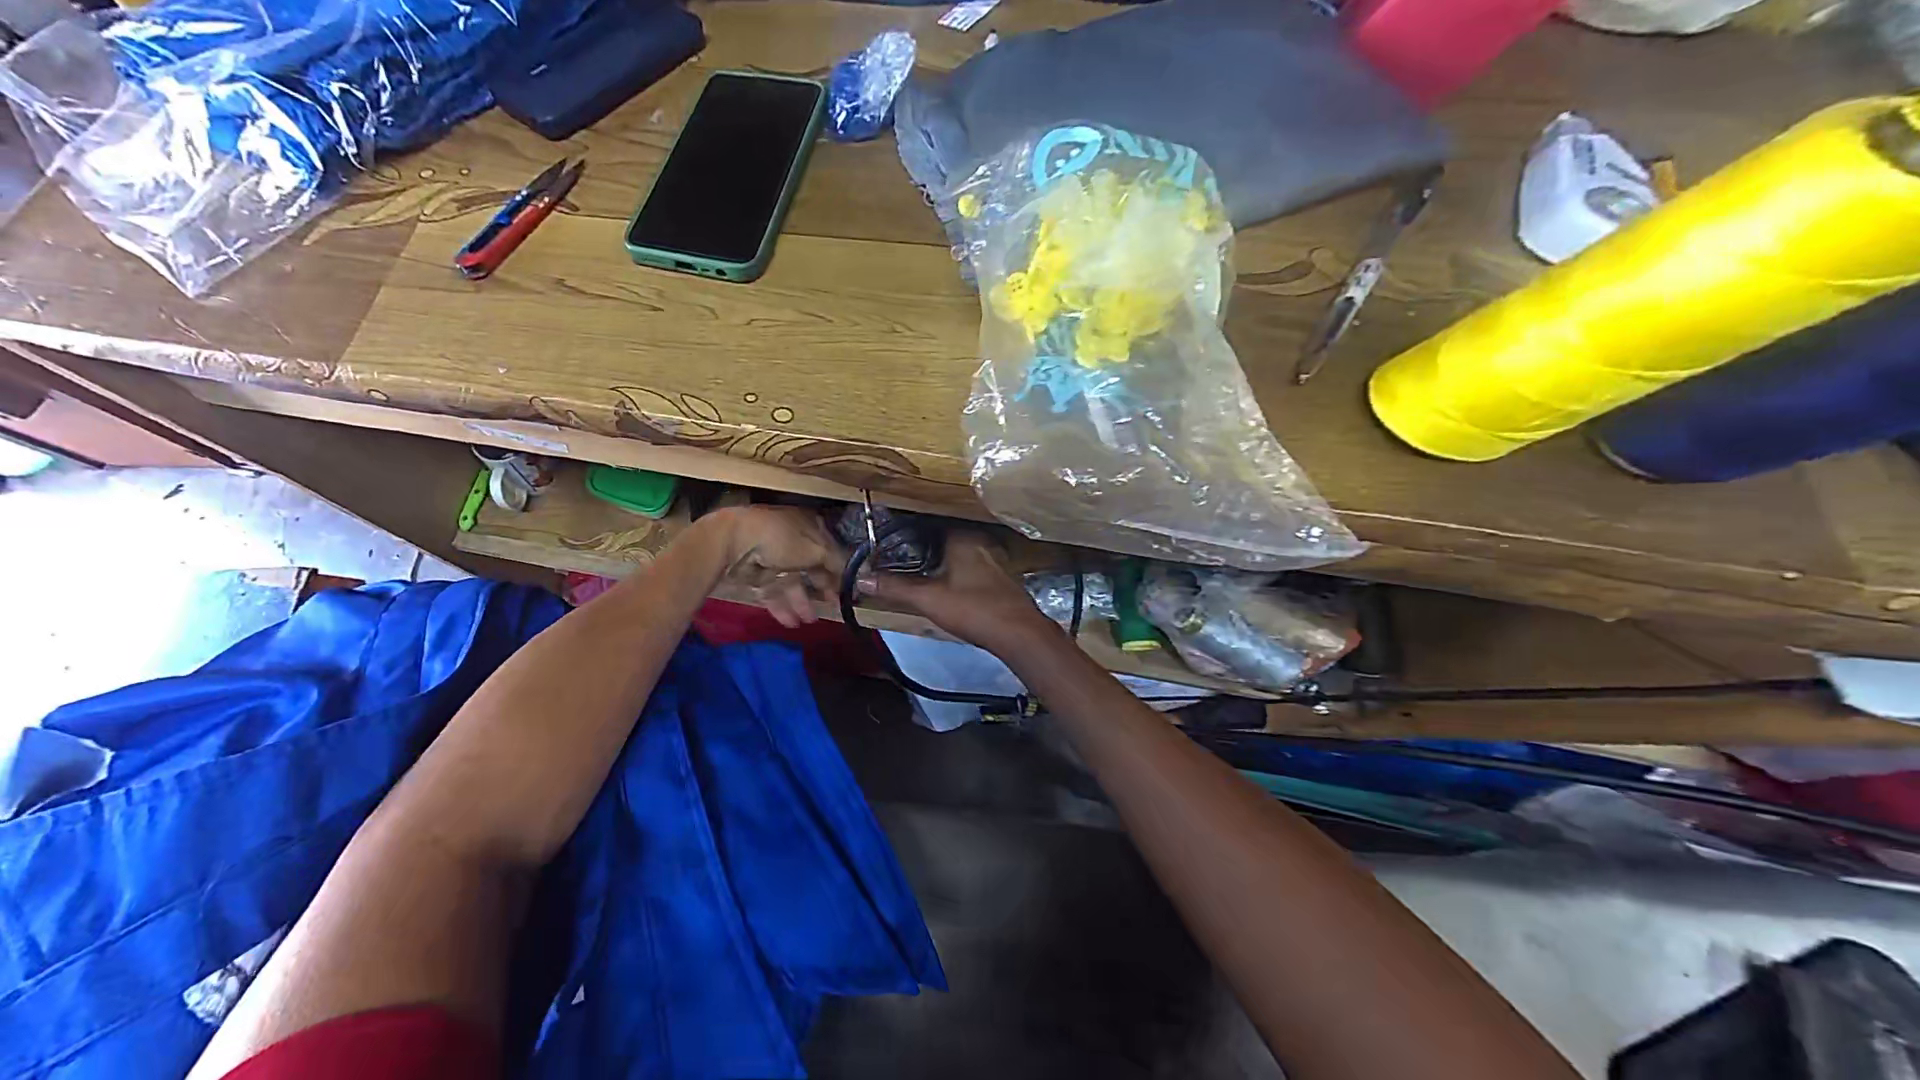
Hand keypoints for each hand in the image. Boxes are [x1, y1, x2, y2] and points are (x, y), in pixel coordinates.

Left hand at [709, 506, 843, 626]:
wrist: (733, 543)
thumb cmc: (781, 539)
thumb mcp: (816, 549)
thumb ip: (835, 563)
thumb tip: (848, 573)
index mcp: (808, 527)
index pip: (828, 549)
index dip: (839, 569)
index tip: (848, 588)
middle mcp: (791, 541)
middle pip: (811, 568)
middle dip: (822, 588)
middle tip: (833, 607)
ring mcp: (772, 558)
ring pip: (791, 583)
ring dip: (802, 602)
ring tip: (811, 621)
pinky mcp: (755, 574)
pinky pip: (773, 592)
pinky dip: (782, 606)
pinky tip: (792, 622)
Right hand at [861, 532, 1054, 652]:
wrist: (1019, 635)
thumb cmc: (974, 608)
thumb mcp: (928, 598)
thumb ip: (895, 587)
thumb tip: (861, 578)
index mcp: (962, 536)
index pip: (927, 523)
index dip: (905, 531)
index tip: (885, 539)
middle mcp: (980, 541)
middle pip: (942, 539)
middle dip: (921, 547)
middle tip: (895, 557)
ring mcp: (994, 560)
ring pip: (958, 554)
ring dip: (939, 562)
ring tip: (915, 571)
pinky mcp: (1001, 579)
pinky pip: (970, 568)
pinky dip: (955, 574)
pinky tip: (945, 586)